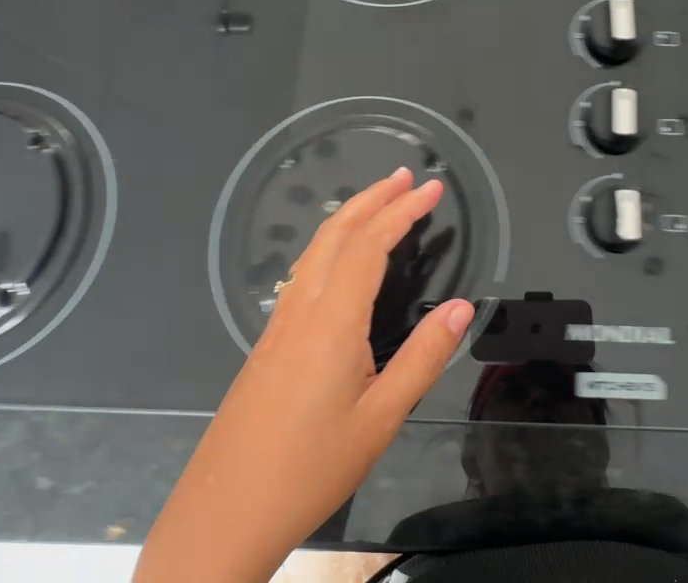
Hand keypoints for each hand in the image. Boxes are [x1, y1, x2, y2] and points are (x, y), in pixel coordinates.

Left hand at [137, 168, 475, 582]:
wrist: (226, 511)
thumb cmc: (311, 468)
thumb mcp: (381, 419)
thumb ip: (423, 359)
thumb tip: (461, 307)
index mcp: (333, 322)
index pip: (370, 246)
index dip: (403, 210)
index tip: (432, 188)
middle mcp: (301, 310)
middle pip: (336, 234)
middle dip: (373, 198)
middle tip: (408, 177)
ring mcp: (278, 325)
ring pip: (314, 252)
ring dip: (349, 218)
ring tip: (380, 204)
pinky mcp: (267, 344)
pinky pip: (302, 275)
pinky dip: (330, 247)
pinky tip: (340, 263)